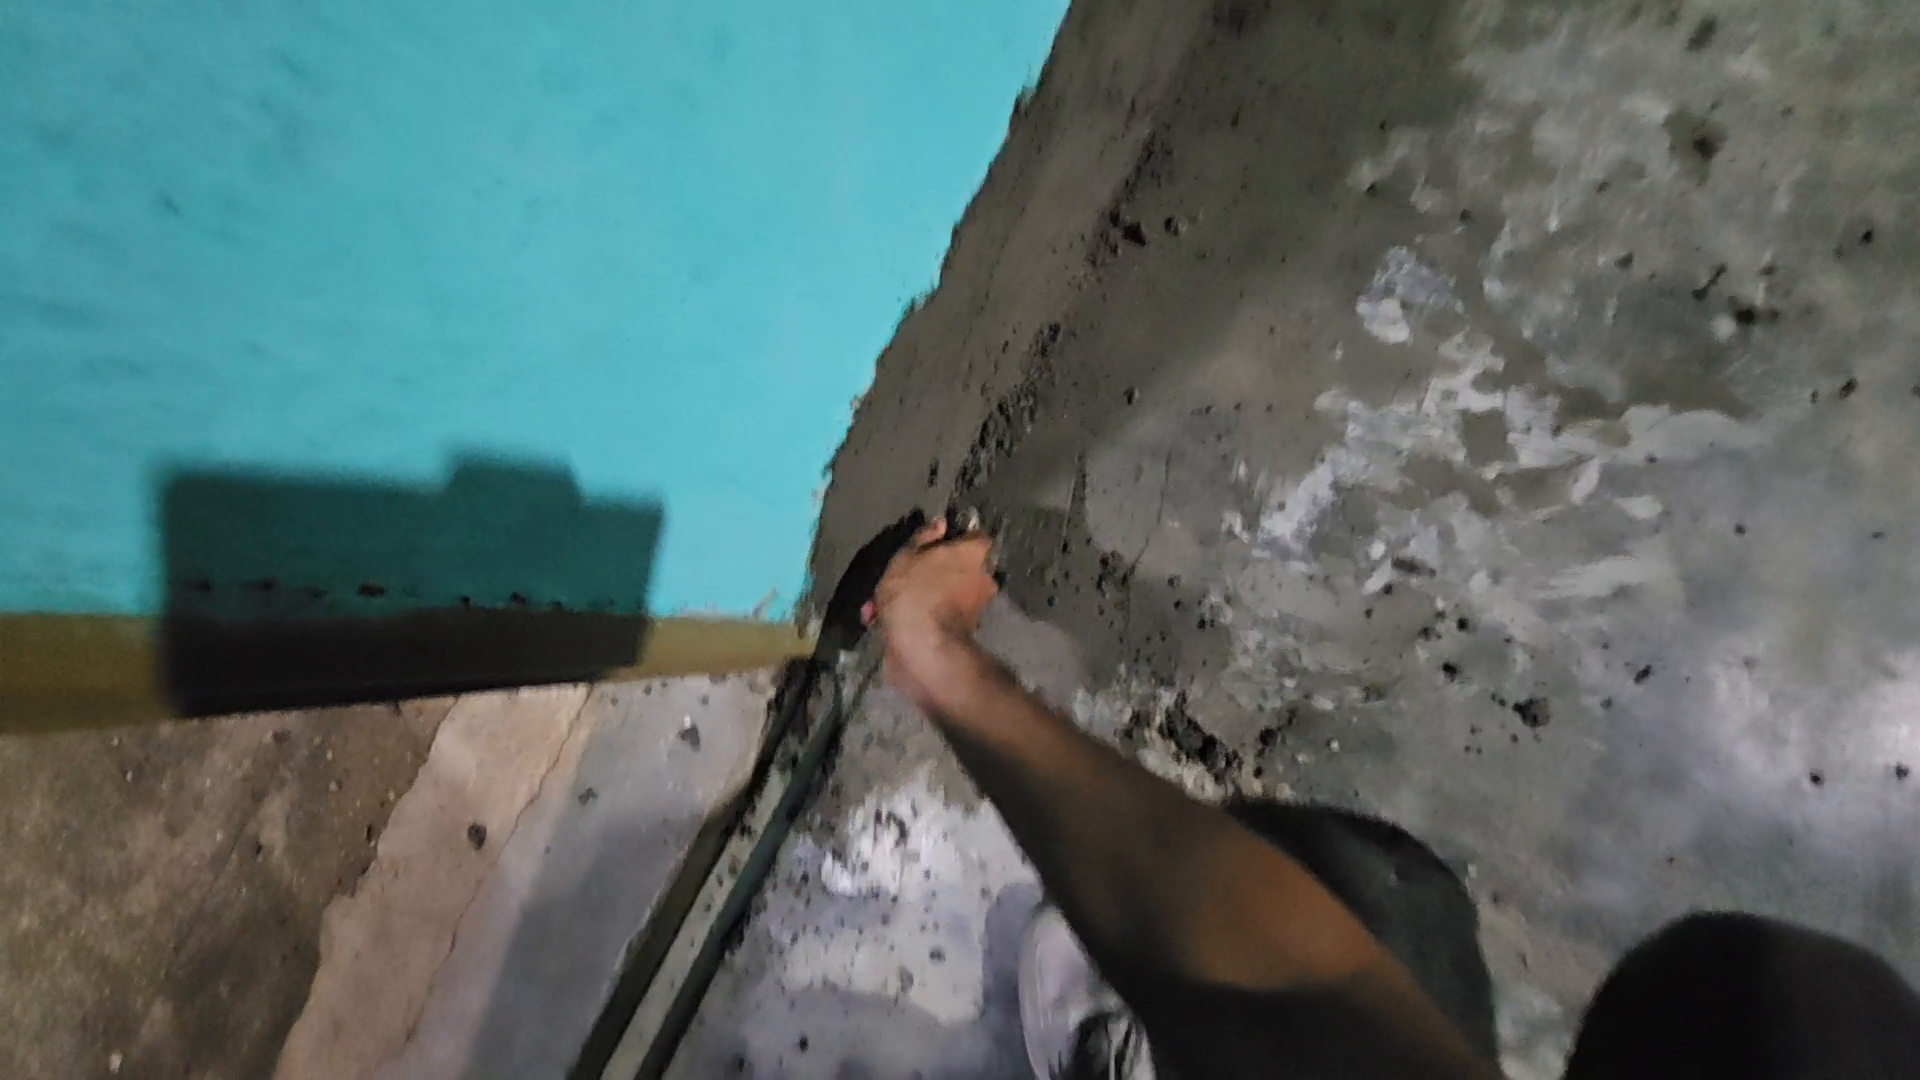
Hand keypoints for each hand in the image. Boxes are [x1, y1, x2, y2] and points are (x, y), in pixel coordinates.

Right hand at [861, 518, 998, 713]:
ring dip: (914, 597)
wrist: (922, 648)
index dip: (956, 538)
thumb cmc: (915, 592)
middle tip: (899, 576)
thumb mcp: (907, 557)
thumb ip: (923, 538)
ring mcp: (973, 609)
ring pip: (942, 594)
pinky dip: (915, 617)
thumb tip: (941, 524)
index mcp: (975, 555)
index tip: (934, 543)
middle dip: (928, 572)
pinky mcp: (958, 634)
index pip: (976, 537)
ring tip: (877, 606)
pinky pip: (935, 616)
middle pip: (958, 567)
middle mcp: (983, 580)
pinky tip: (881, 622)